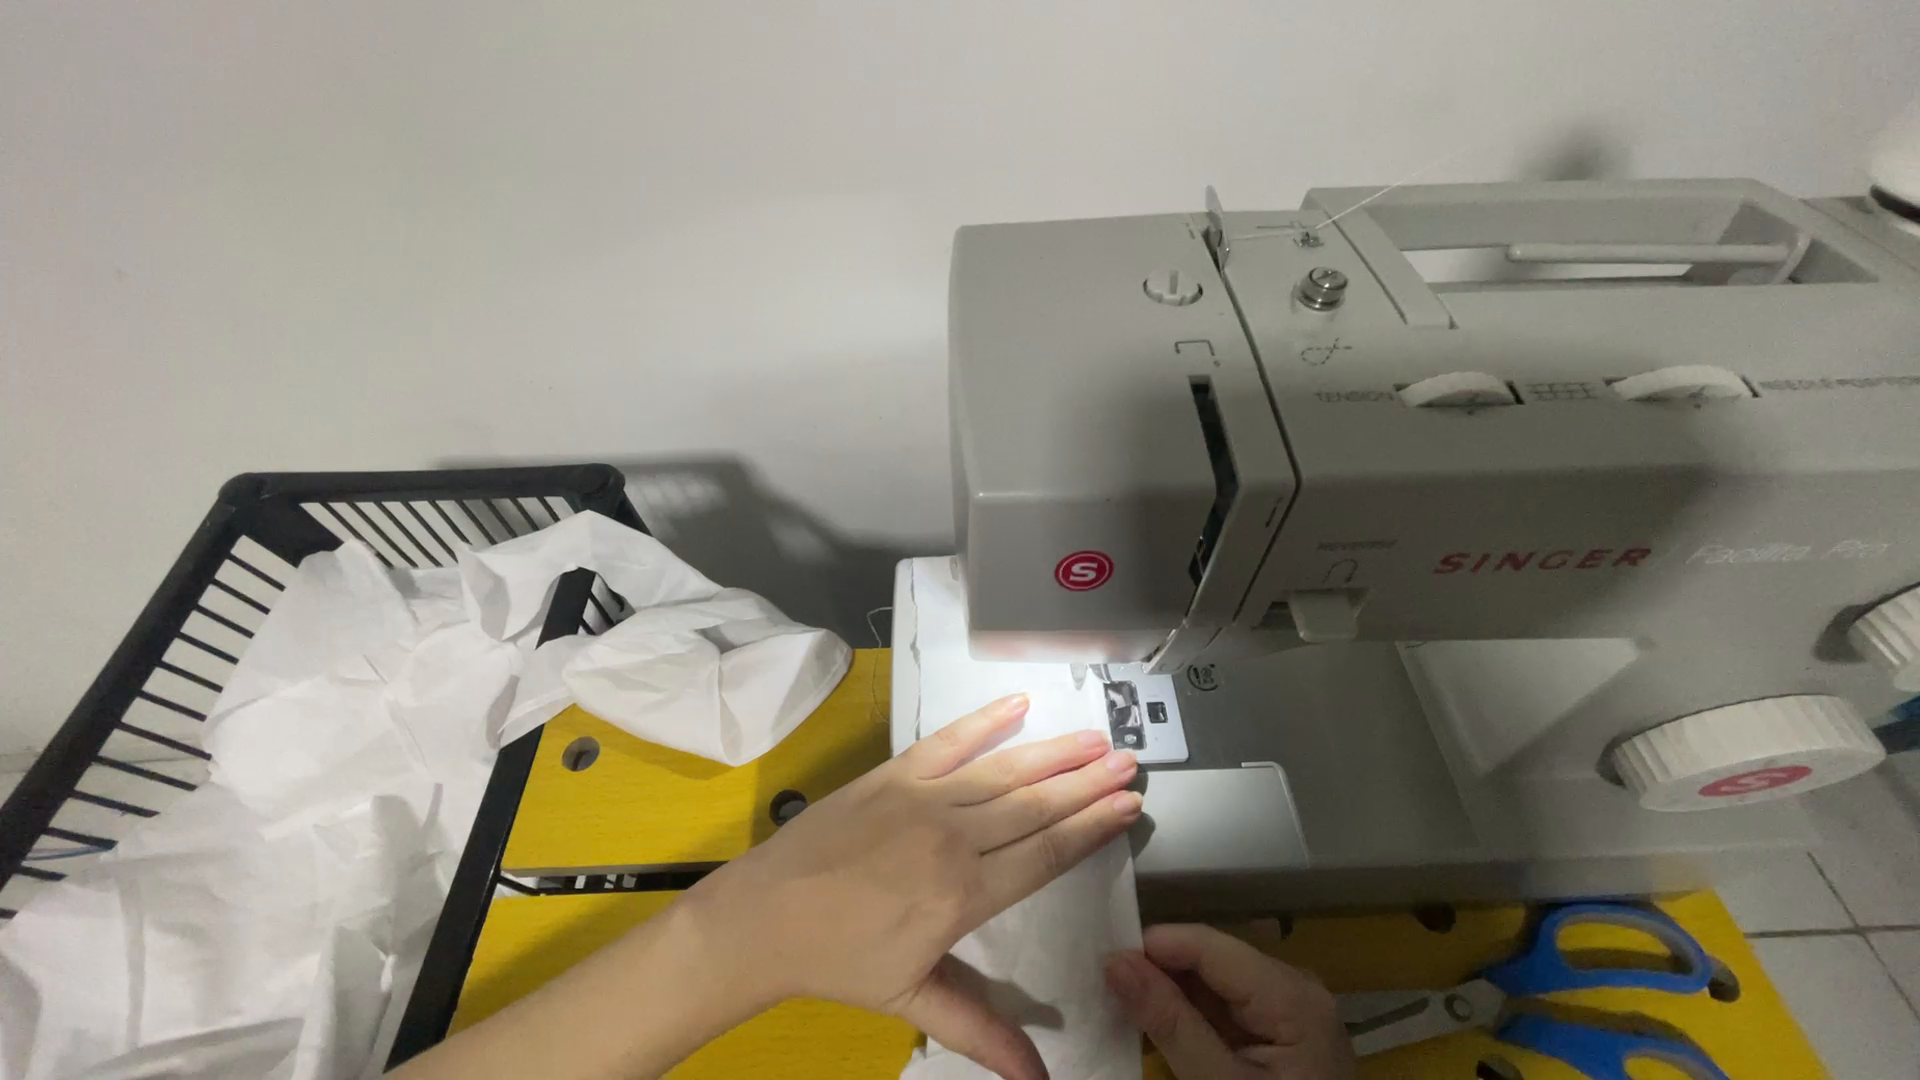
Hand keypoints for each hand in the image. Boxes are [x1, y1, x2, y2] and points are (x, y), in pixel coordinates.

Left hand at [682, 693, 1142, 1078]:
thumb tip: (1039, 1079)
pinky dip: (985, 721)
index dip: (1092, 828)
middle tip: (1131, 762)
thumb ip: (981, 1029)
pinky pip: (948, 740)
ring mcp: (922, 798)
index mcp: (963, 894)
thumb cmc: (841, 960)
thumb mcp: (912, 1000)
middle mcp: (952, 837)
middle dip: (1088, 784)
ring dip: (1054, 753)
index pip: (1045, 854)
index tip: (1130, 806)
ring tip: (1097, 737)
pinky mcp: (894, 773)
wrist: (765, 916)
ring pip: (1003, 771)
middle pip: (1035, 805)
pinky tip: (1020, 703)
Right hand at [1106, 924, 1355, 1079]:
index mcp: (1292, 995)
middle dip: (1158, 970)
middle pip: (1209, 958)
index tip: (1102, 965)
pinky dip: (1190, 1014)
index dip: (1151, 946)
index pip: (1206, 944)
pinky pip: (1225, 1005)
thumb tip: (1114, 962)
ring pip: (1212, 980)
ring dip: (1169, 993)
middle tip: (1105, 988)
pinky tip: (1161, 1026)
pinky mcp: (1281, 1030)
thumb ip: (1171, 1023)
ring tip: (1124, 1005)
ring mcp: (1290, 1008)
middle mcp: (1295, 985)